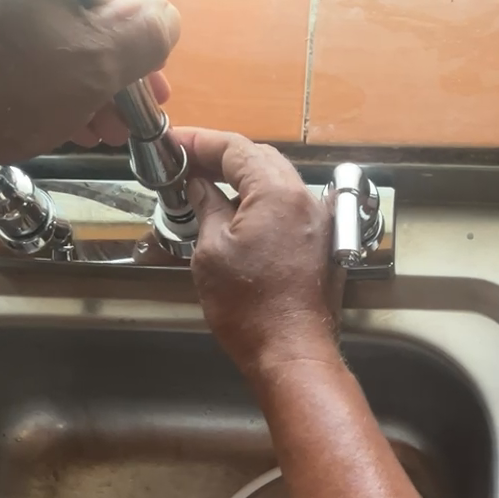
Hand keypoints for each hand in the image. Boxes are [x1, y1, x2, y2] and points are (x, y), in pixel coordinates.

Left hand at [0, 0, 179, 176]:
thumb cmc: (4, 84)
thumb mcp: (97, 59)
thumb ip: (146, 32)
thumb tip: (161, 20)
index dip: (143, 36)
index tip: (151, 83)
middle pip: (83, 11)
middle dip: (115, 64)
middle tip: (129, 113)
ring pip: (51, 27)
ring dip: (86, 78)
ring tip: (99, 129)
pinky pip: (18, 37)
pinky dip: (49, 75)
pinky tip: (63, 117)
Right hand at [178, 128, 342, 377]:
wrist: (292, 355)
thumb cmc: (252, 311)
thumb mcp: (212, 252)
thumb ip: (207, 207)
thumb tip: (200, 187)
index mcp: (278, 192)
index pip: (235, 148)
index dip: (199, 142)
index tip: (174, 144)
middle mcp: (307, 201)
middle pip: (261, 161)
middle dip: (222, 158)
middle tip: (187, 165)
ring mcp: (321, 224)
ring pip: (278, 185)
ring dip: (244, 183)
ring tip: (209, 190)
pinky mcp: (324, 247)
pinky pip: (291, 211)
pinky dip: (264, 206)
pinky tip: (241, 218)